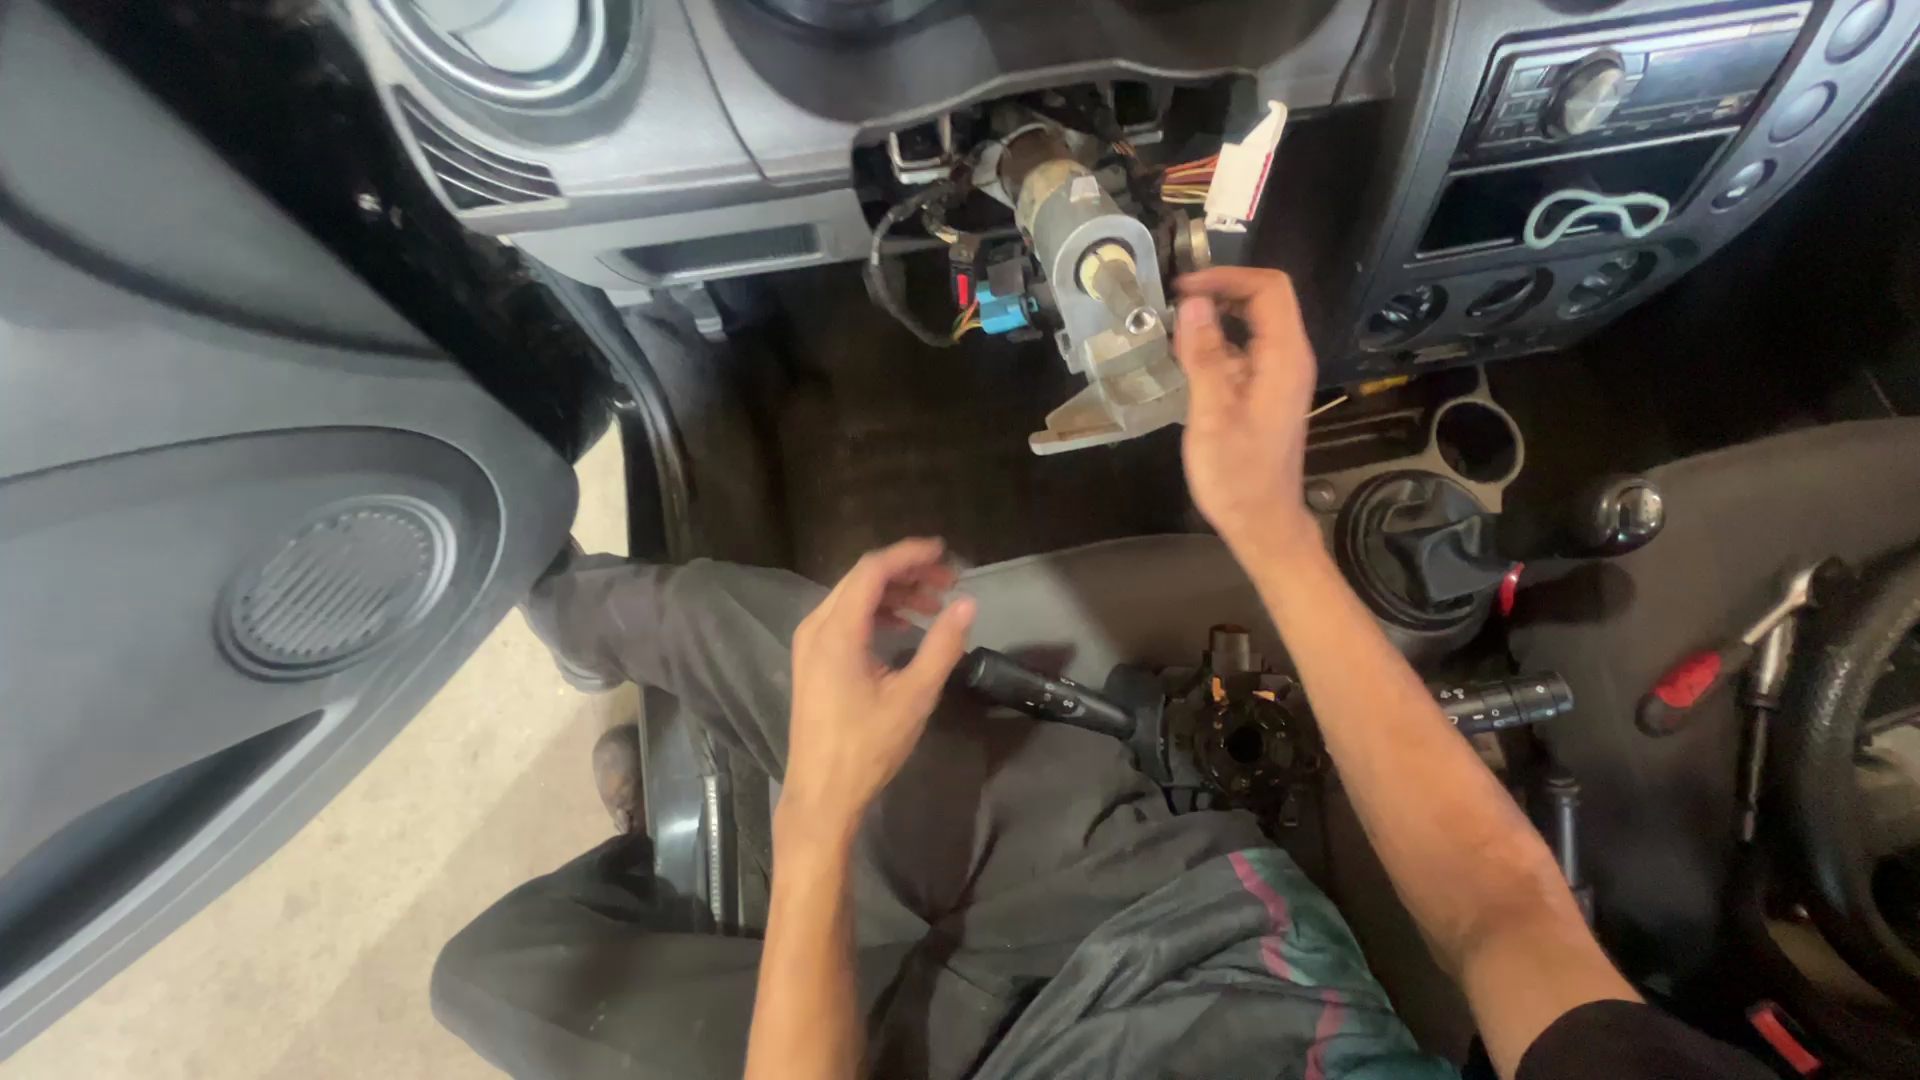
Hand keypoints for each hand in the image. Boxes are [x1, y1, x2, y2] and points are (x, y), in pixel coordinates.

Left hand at [780, 538, 977, 846]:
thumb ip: (943, 646)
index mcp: (837, 632)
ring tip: (934, 606)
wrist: (821, 793)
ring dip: (894, 594)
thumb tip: (968, 604)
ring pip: (854, 597)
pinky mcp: (813, 660)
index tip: (945, 553)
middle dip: (907, 574)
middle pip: (863, 579)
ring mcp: (810, 644)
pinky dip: (878, 613)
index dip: (910, 555)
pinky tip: (906, 628)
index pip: (873, 570)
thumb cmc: (867, 747)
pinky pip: (846, 618)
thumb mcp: (914, 696)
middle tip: (948, 583)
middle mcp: (816, 627)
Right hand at [1174, 267, 1320, 558]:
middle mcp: (1289, 359)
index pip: (1268, 289)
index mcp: (1284, 358)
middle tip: (1174, 303)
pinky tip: (1187, 360)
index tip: (1183, 288)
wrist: (1261, 521)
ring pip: (1253, 326)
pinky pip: (1245, 352)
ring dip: (1215, 318)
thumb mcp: (1211, 416)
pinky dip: (1217, 345)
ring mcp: (1279, 376)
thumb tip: (1192, 305)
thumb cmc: (1236, 476)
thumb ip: (1203, 357)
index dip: (1226, 277)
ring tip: (1174, 328)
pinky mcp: (1266, 393)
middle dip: (1220, 291)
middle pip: (1264, 301)